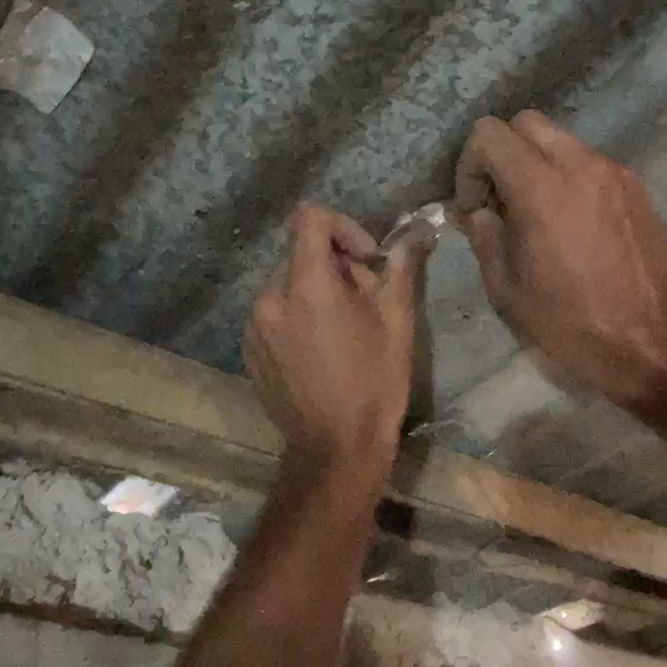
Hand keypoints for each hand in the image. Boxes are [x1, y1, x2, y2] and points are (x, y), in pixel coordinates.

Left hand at [244, 203, 426, 499]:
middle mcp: (270, 297)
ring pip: (287, 284)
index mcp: (306, 285)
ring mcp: (253, 325)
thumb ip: (401, 267)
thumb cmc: (375, 383)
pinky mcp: (248, 349)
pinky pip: (273, 313)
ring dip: (315, 292)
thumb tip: (418, 231)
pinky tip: (319, 351)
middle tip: (365, 303)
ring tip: (342, 331)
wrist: (336, 448)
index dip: (343, 226)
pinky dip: (295, 317)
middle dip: (335, 267)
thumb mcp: (398, 321)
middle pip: (301, 254)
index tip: (366, 260)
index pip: (309, 217)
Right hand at [455, 110, 666, 408]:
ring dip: (537, 165)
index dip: (470, 166)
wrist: (647, 342)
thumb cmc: (567, 321)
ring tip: (536, 215)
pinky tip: (571, 226)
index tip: (475, 209)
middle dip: (503, 153)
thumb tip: (479, 212)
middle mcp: (580, 165)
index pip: (489, 134)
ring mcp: (615, 173)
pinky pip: (590, 165)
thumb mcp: (505, 286)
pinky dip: (569, 180)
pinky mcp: (637, 189)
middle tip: (500, 201)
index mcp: (540, 186)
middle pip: (526, 123)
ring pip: (562, 141)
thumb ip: (484, 235)